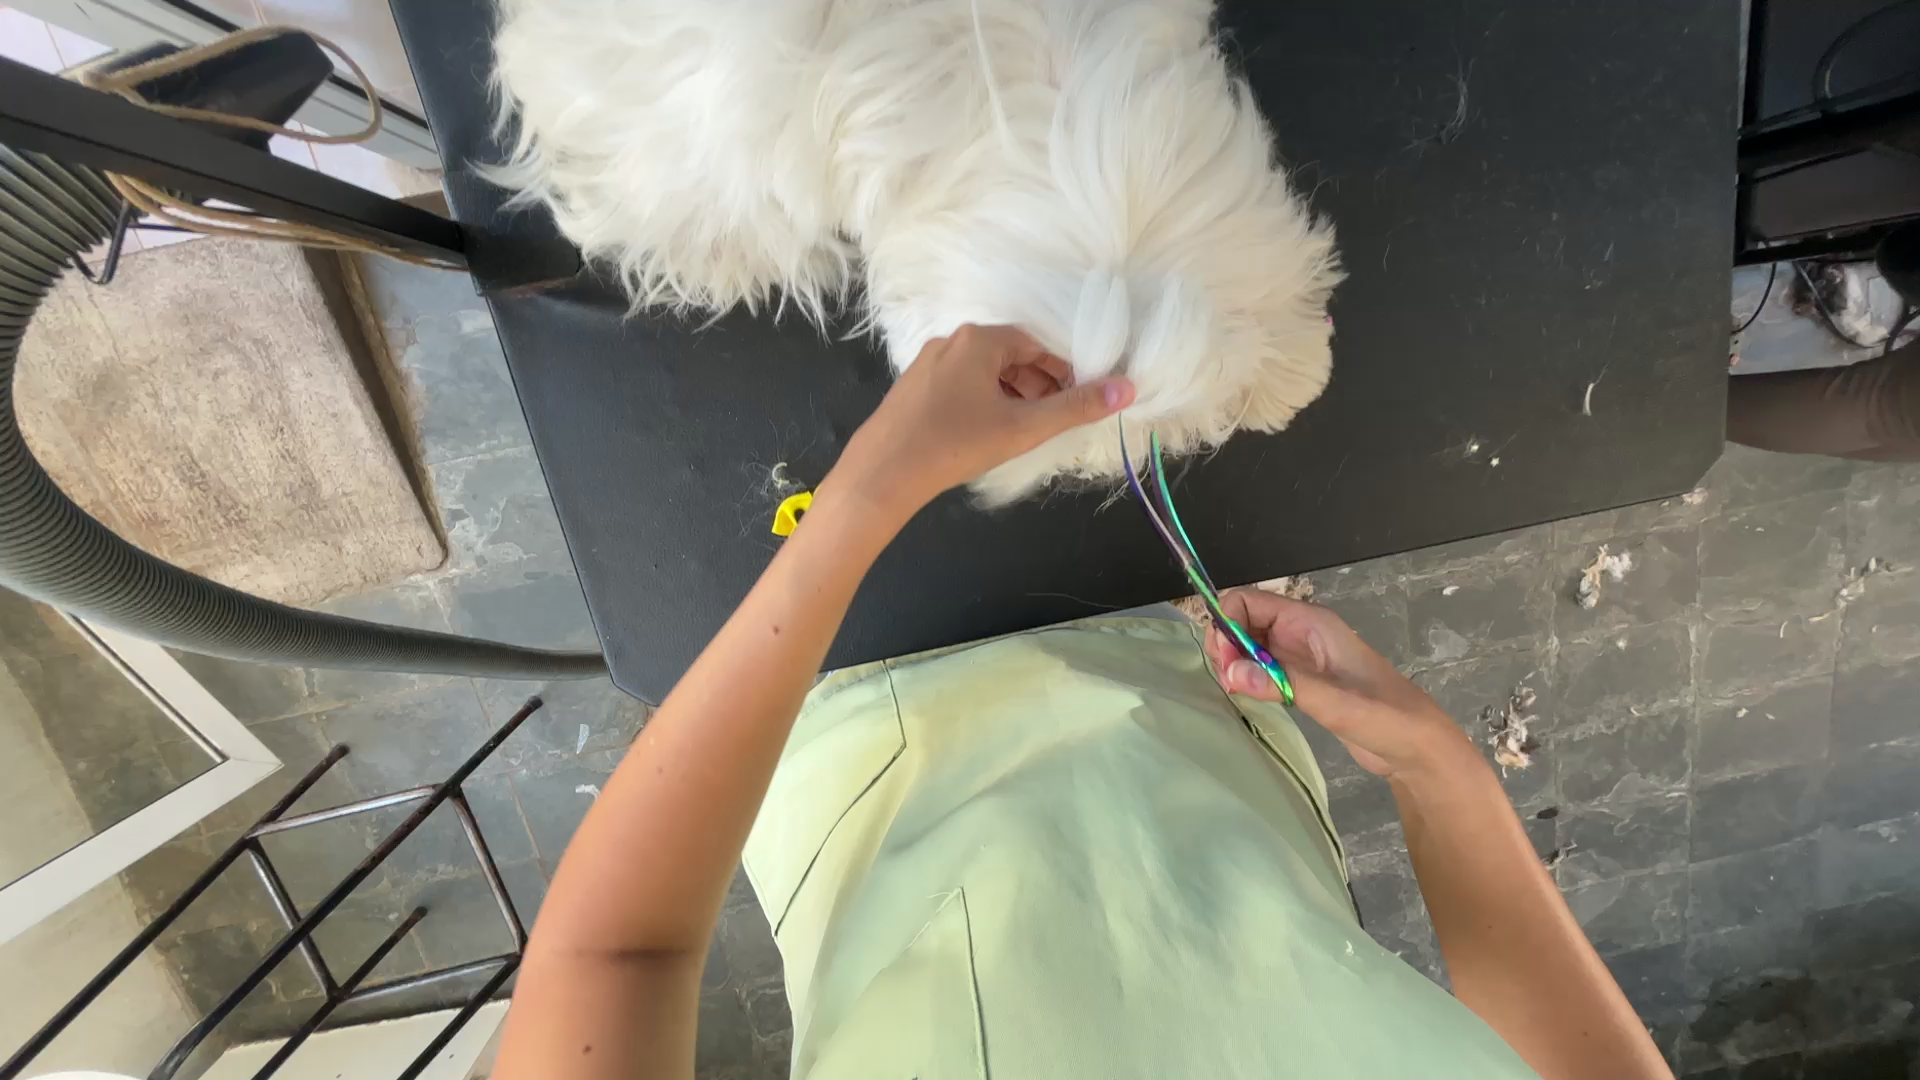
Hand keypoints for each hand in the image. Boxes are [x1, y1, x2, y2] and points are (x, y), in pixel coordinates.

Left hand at [825, 325, 1133, 516]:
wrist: (883, 472)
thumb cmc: (956, 443)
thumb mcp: (1023, 427)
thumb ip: (1075, 407)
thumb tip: (1127, 388)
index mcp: (980, 340)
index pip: (1036, 345)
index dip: (1062, 371)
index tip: (1076, 399)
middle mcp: (952, 342)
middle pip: (1010, 356)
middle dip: (1037, 385)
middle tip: (1052, 418)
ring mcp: (927, 364)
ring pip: (984, 373)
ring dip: (1011, 395)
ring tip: (1022, 429)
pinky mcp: (912, 389)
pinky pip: (960, 385)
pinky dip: (983, 401)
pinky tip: (984, 432)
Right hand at [1202, 588, 1477, 781]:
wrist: (1419, 751)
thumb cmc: (1388, 719)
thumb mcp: (1337, 702)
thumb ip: (1282, 684)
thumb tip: (1230, 673)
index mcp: (1310, 622)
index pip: (1247, 602)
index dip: (1227, 625)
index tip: (1226, 662)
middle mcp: (1299, 631)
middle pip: (1241, 620)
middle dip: (1225, 644)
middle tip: (1228, 681)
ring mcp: (1297, 655)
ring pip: (1245, 643)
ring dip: (1232, 661)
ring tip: (1235, 690)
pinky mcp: (1296, 678)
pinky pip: (1257, 665)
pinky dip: (1243, 675)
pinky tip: (1246, 695)